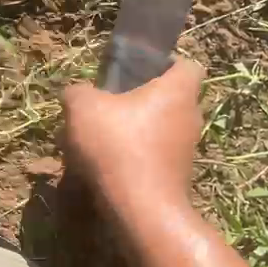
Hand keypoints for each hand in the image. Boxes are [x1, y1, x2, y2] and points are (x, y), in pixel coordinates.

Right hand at [61, 58, 204, 221]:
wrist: (139, 203)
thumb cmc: (116, 143)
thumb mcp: (82, 106)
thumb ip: (78, 91)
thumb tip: (78, 93)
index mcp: (176, 92)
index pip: (187, 65)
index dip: (164, 62)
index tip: (136, 69)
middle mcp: (190, 116)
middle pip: (168, 97)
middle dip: (138, 98)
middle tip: (105, 103)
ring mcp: (186, 147)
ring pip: (157, 126)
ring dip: (131, 127)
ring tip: (95, 136)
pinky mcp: (176, 172)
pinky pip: (152, 152)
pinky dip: (131, 152)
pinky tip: (102, 161)